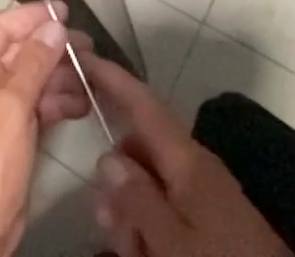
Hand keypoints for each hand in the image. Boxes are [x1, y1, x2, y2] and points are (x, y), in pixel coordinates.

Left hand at [0, 2, 94, 256]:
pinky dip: (58, 101)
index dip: (31, 17)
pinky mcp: (11, 128)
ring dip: (61, 75)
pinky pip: (36, 103)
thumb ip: (34, 62)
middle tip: (88, 45)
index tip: (64, 9)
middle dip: (52, 48)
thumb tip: (55, 25)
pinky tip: (82, 102)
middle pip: (18, 52)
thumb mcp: (10, 106)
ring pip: (32, 77)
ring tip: (91, 74)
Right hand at [85, 56, 290, 256]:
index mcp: (186, 161)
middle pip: (138, 152)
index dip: (114, 79)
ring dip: (131, 213)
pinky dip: (151, 226)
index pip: (144, 105)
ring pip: (149, 183)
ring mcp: (204, 191)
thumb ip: (136, 198)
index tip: (84, 57)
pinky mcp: (211, 216)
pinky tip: (146, 253)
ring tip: (133, 252)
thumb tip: (108, 157)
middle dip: (116, 183)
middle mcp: (195, 166)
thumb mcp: (170, 242)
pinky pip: (167, 206)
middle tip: (111, 227)